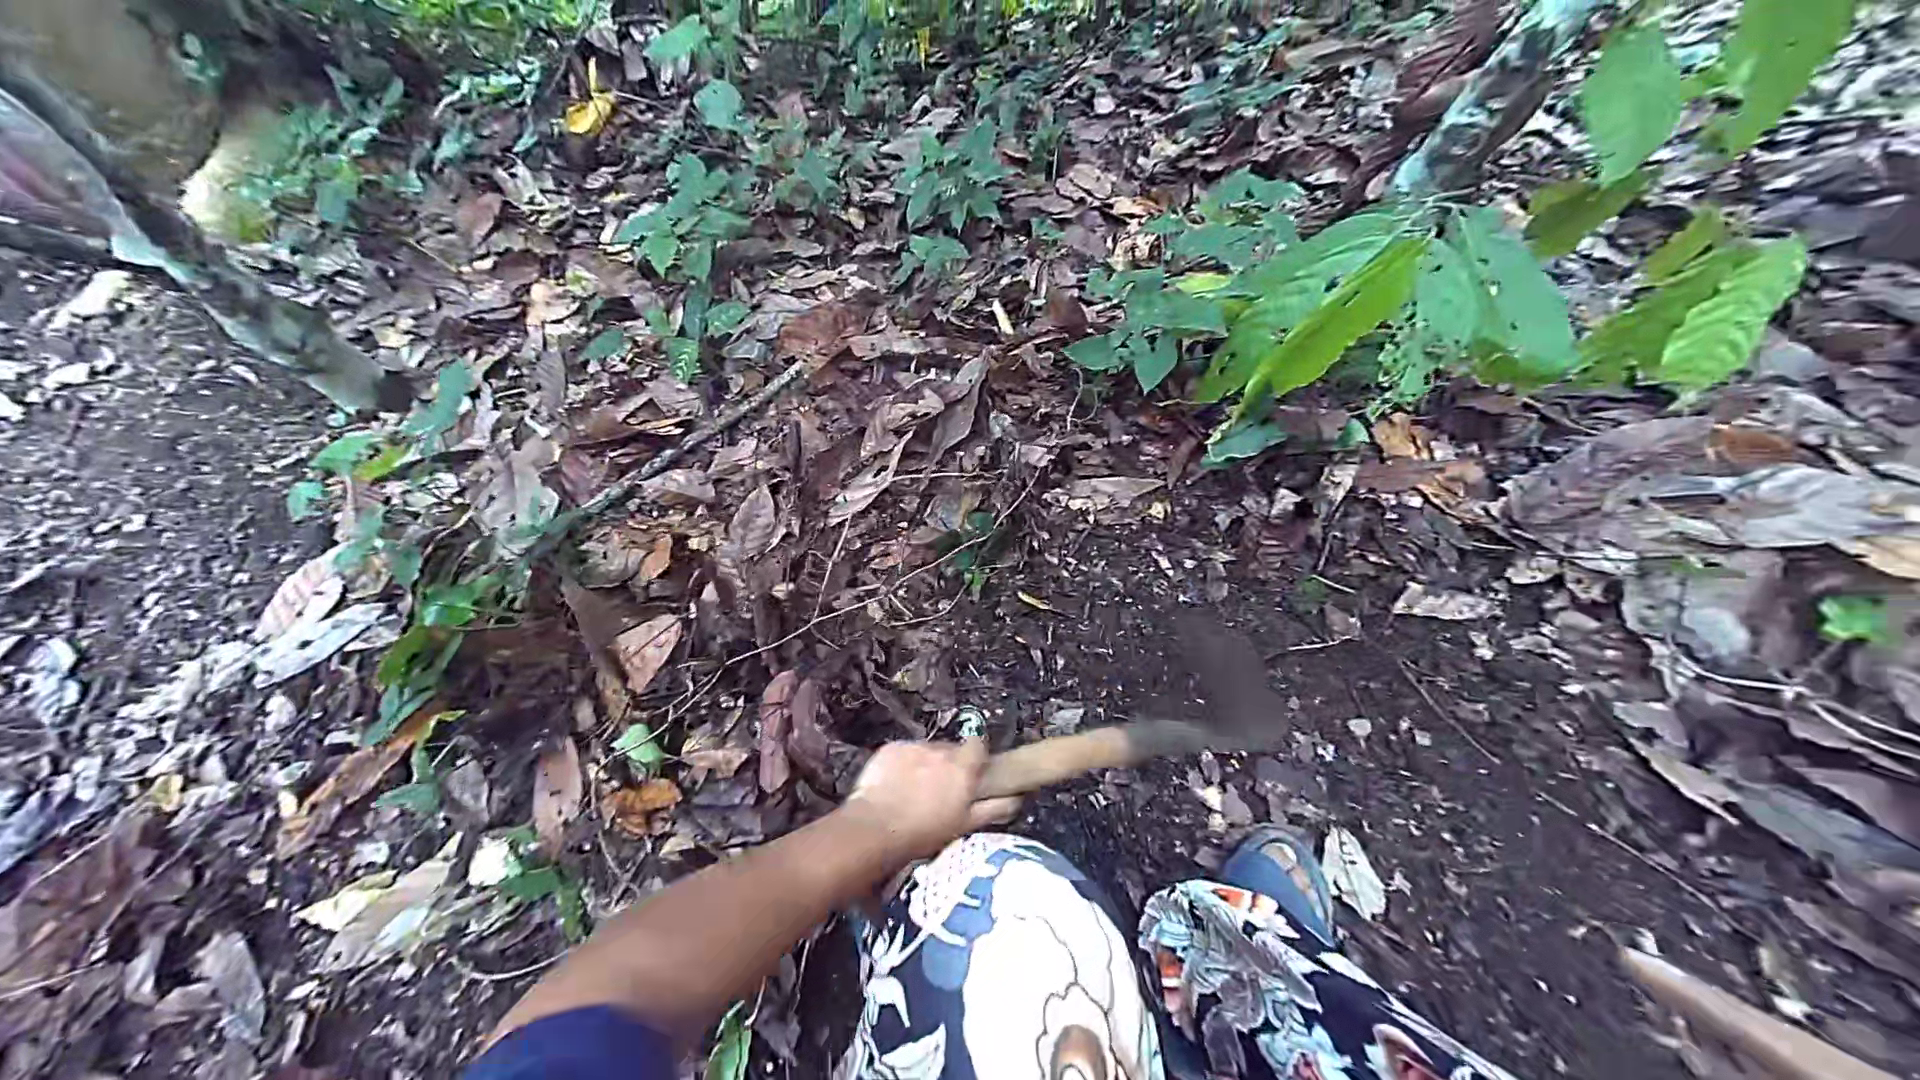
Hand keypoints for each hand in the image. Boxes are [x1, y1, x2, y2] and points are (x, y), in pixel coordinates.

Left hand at [842, 739, 1020, 865]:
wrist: (876, 828)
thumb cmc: (924, 832)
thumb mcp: (966, 825)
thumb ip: (995, 808)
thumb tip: (1016, 797)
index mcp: (963, 767)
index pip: (978, 745)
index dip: (975, 758)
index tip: (970, 773)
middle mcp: (940, 750)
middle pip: (950, 749)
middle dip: (948, 765)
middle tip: (939, 790)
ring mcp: (913, 747)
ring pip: (925, 751)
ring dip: (924, 765)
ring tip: (913, 791)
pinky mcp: (890, 748)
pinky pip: (903, 752)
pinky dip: (902, 764)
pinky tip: (894, 785)